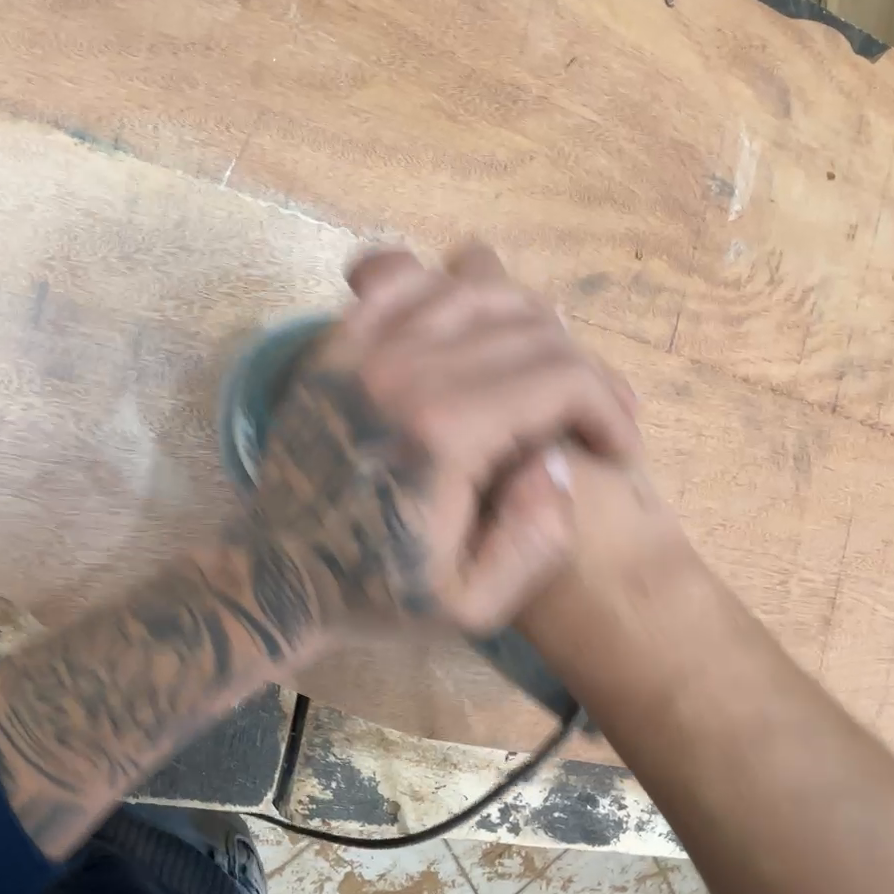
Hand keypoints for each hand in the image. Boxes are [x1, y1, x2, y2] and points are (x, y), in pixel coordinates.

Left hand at [244, 243, 642, 634]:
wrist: (276, 576)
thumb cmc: (373, 595)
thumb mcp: (472, 606)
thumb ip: (538, 538)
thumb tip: (557, 458)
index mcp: (443, 432)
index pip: (562, 378)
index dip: (609, 409)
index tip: (617, 447)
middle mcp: (403, 371)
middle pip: (527, 330)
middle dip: (581, 371)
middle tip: (592, 417)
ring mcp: (361, 351)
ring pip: (475, 294)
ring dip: (528, 327)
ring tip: (545, 371)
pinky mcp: (334, 349)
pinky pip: (405, 287)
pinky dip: (450, 293)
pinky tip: (472, 326)